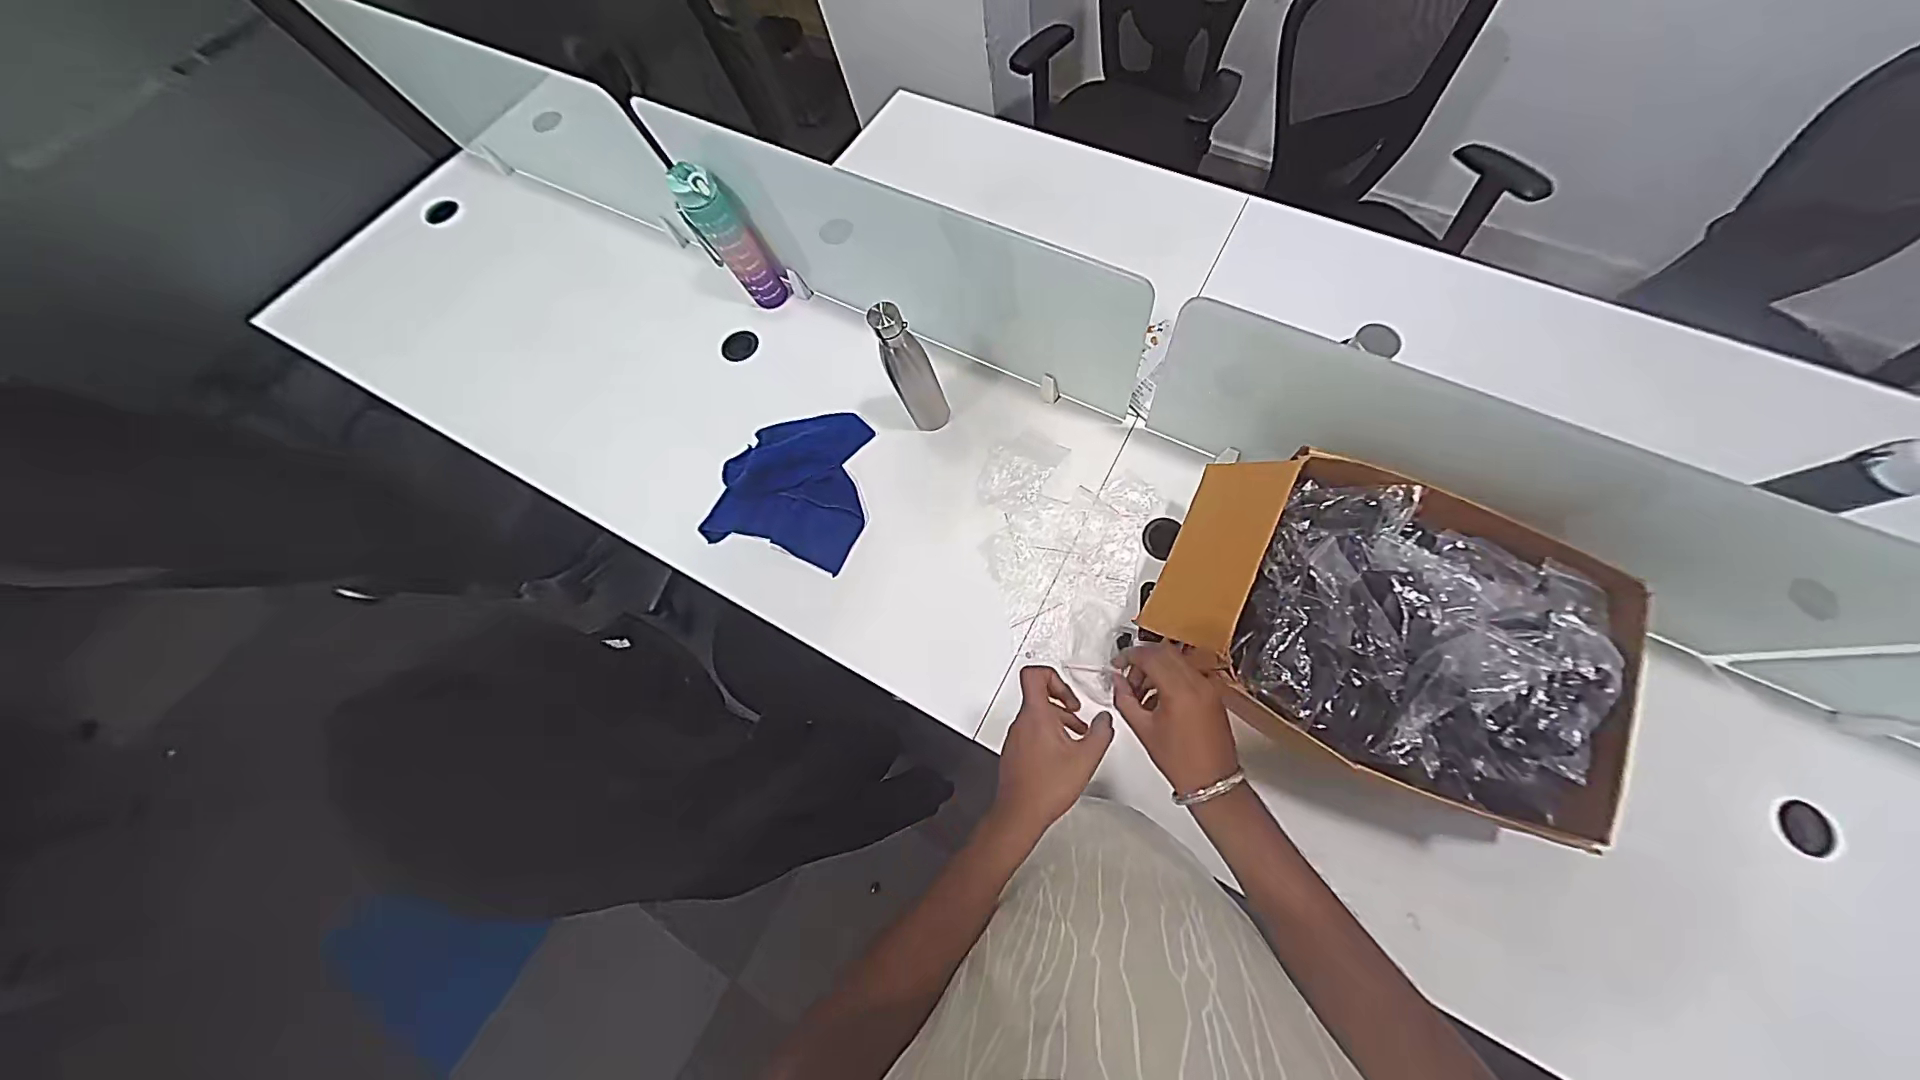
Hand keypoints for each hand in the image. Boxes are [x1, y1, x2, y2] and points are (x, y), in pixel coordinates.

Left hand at [991, 666, 1114, 835]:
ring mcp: (1015, 736)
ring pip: (1036, 714)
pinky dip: (1048, 734)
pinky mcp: (1014, 750)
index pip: (1034, 674)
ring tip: (1076, 735)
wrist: (1020, 812)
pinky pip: (1031, 730)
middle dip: (1062, 700)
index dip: (1054, 675)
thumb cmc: (1044, 788)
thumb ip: (1101, 733)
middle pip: (1038, 694)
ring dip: (1058, 719)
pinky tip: (1062, 753)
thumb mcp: (1086, 758)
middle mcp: (1021, 722)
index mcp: (1036, 715)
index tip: (1069, 692)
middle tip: (1076, 713)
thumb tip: (1105, 720)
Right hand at [1112, 644, 1239, 796]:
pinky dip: (1170, 676)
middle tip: (1128, 676)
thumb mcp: (1143, 729)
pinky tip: (1159, 697)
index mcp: (1180, 691)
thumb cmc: (1182, 762)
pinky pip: (1188, 673)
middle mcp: (1198, 684)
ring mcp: (1208, 687)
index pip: (1150, 656)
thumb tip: (1118, 682)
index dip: (1128, 656)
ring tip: (1142, 691)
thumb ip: (1125, 700)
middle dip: (1142, 659)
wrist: (1212, 781)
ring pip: (1176, 660)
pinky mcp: (1213, 694)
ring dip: (1156, 667)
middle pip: (1164, 652)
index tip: (1118, 663)